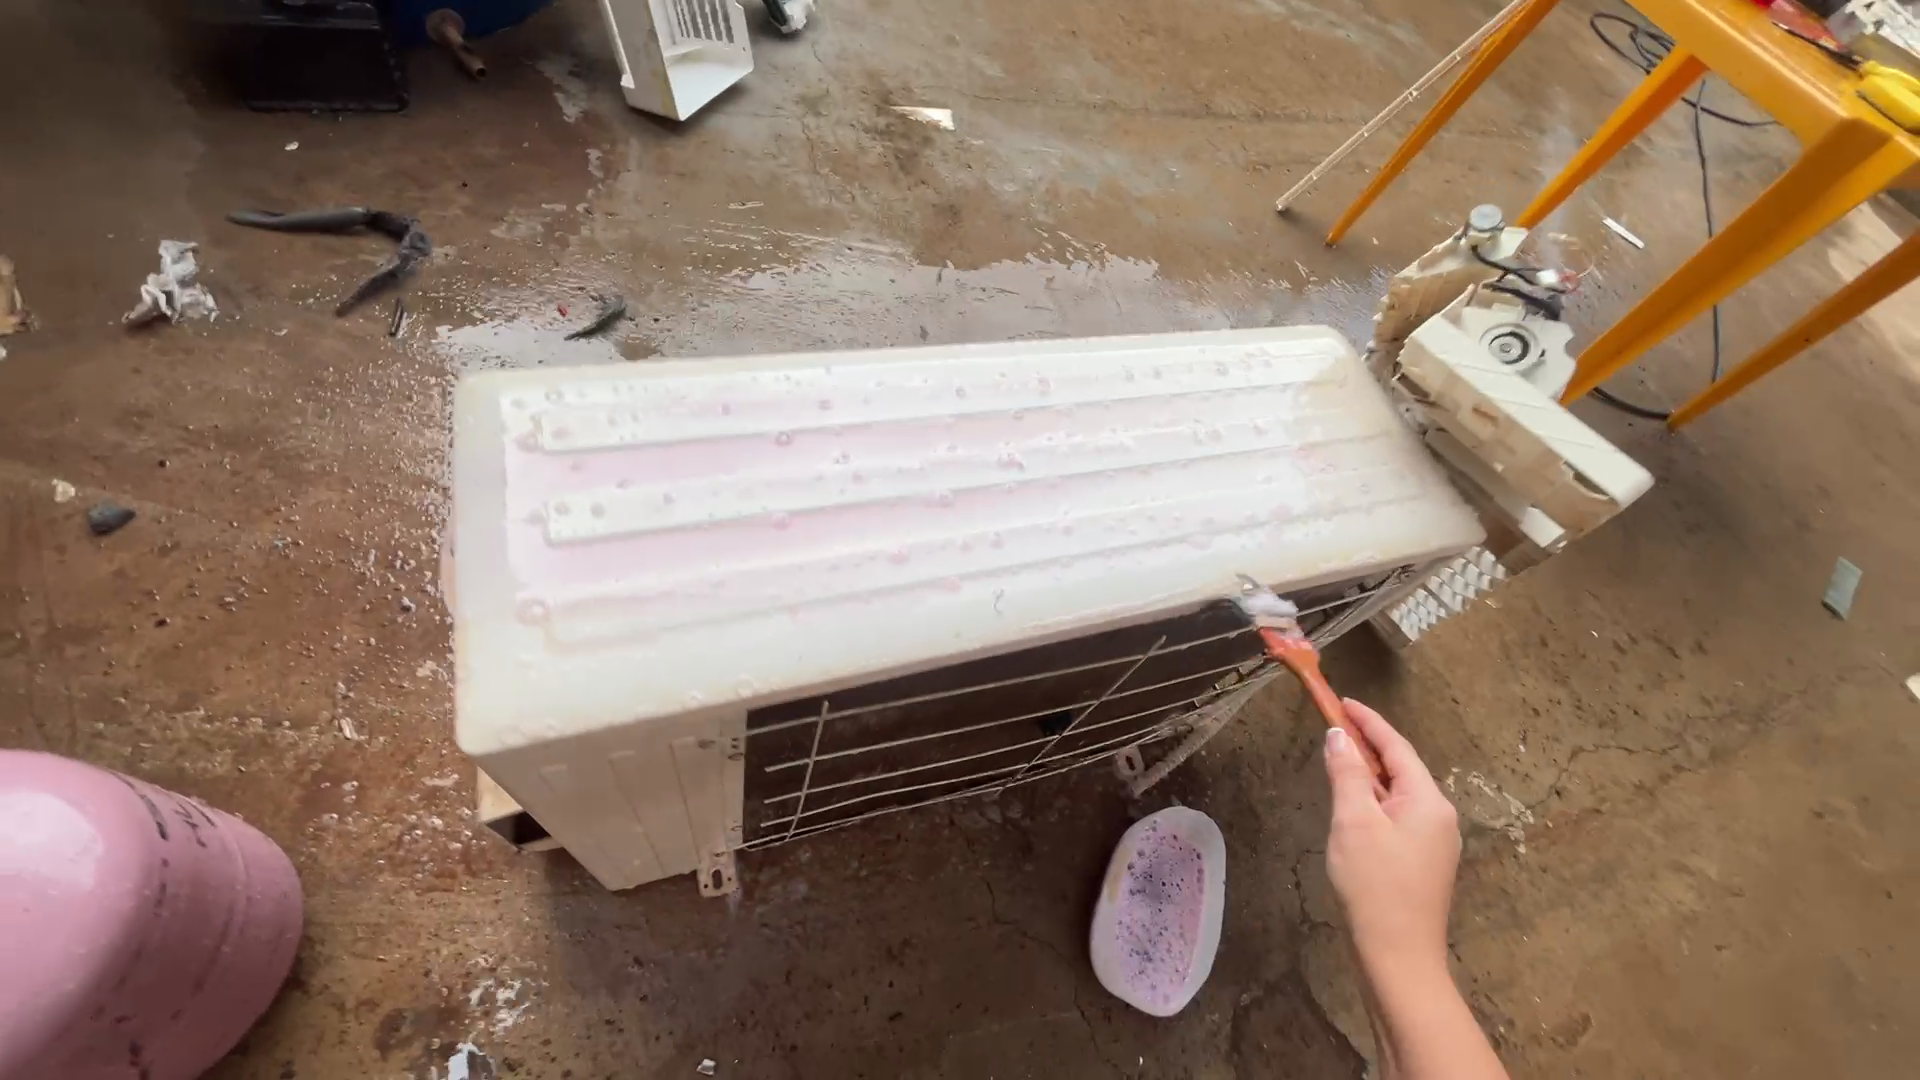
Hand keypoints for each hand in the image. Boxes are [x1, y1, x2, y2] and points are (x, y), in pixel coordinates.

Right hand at [1323, 698, 1460, 982]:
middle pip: (1400, 766)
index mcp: (1428, 800)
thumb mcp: (1353, 820)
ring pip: (1397, 790)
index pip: (1396, 746)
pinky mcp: (1422, 859)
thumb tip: (1338, 734)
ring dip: (1367, 771)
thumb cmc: (1374, 882)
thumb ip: (1346, 772)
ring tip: (1336, 756)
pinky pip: (1396, 812)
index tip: (1341, 699)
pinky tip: (1351, 801)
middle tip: (1332, 723)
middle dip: (1367, 743)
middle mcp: (1439, 815)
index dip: (1368, 720)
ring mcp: (1433, 840)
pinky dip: (1372, 796)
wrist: (1397, 954)